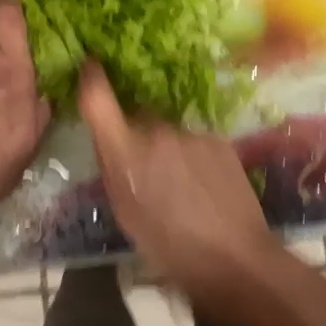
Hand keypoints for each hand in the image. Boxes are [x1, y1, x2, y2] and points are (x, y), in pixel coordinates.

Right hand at [79, 61, 274, 291]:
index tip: (90, 66)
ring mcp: (189, 131)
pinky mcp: (217, 138)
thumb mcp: (125, 212)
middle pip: (138, 119)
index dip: (91, 78)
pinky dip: (193, 158)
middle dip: (137, 137)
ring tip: (183, 189)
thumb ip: (111, 168)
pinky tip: (204, 188)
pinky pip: (194, 141)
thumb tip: (106, 140)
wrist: (235, 258)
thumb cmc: (169, 246)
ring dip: (168, 151)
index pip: (98, 98)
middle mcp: (156, 130)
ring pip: (168, 132)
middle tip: (148, 174)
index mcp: (126, 150)